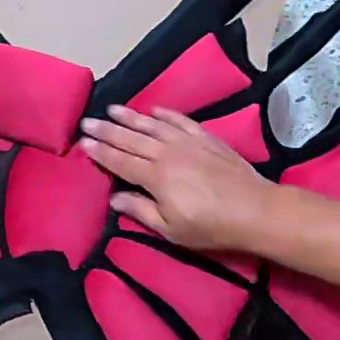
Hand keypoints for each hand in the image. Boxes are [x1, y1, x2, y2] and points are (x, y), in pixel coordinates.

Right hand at [77, 105, 277, 250]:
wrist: (255, 210)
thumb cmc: (211, 226)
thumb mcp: (171, 229)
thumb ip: (141, 210)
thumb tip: (115, 198)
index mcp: (156, 177)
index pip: (120, 161)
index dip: (101, 152)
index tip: (83, 142)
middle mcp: (168, 154)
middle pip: (132, 139)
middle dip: (107, 130)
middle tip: (88, 121)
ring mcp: (188, 143)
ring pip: (153, 125)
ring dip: (131, 117)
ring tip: (113, 109)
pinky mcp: (207, 139)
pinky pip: (181, 121)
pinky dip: (166, 114)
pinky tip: (154, 109)